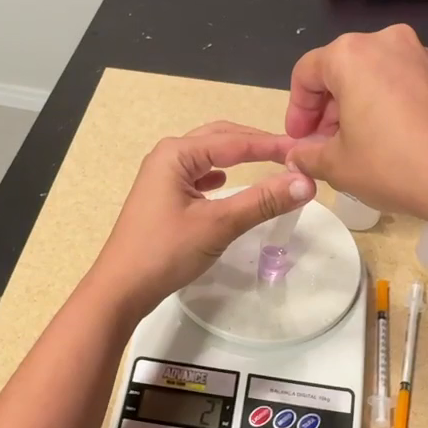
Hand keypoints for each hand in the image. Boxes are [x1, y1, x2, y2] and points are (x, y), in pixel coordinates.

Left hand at [86, 121, 315, 312]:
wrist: (121, 288)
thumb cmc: (165, 251)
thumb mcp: (218, 224)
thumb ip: (263, 201)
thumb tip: (306, 183)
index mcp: (177, 153)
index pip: (235, 141)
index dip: (272, 145)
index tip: (305, 151)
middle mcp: (168, 156)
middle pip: (220, 139)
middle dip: (255, 144)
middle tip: (291, 154)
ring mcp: (162, 177)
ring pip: (209, 156)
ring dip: (238, 157)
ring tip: (269, 163)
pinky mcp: (163, 197)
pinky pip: (198, 176)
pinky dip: (220, 175)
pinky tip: (228, 183)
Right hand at [286, 25, 427, 230]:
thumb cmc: (394, 166)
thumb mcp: (337, 166)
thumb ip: (307, 155)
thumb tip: (297, 155)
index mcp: (351, 54)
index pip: (307, 72)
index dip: (296, 109)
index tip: (298, 140)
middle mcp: (386, 42)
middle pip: (341, 69)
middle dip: (326, 108)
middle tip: (323, 146)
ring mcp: (422, 54)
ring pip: (373, 75)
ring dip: (356, 106)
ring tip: (356, 146)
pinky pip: (401, 82)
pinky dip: (386, 105)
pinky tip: (390, 141)